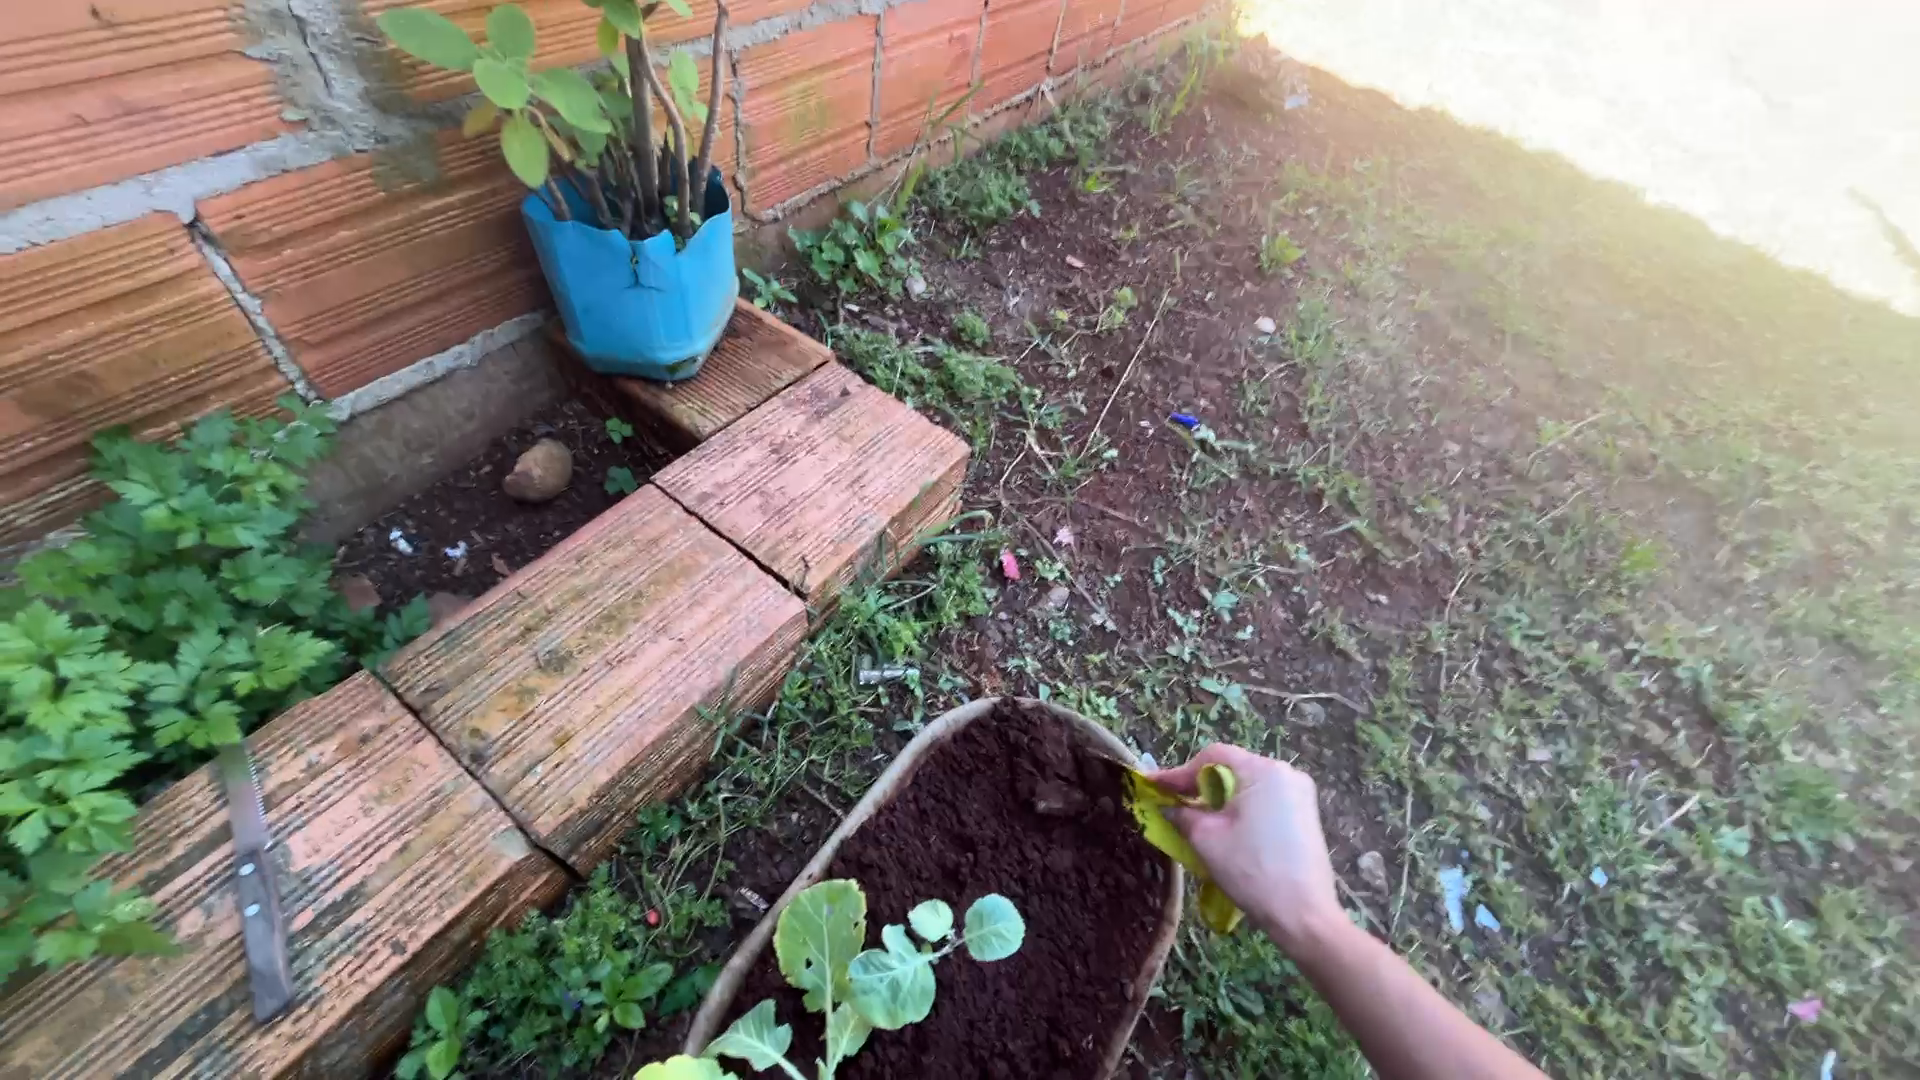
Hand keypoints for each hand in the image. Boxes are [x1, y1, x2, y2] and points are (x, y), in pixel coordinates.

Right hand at [1151, 744, 1344, 954]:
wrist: (1305, 917)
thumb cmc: (1252, 871)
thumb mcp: (1206, 839)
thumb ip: (1182, 814)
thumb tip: (1168, 806)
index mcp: (1262, 771)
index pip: (1211, 757)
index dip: (1179, 772)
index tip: (1154, 786)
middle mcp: (1285, 773)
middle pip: (1231, 768)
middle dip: (1199, 785)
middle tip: (1173, 801)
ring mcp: (1299, 794)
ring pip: (1247, 784)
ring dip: (1219, 798)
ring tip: (1196, 816)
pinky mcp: (1305, 814)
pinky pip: (1264, 799)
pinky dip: (1241, 808)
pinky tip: (1226, 826)